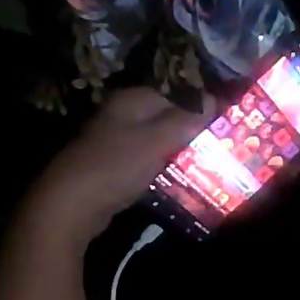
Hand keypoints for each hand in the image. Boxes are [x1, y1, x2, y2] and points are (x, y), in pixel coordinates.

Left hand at [21, 86, 209, 241]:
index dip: (204, 107)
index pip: (178, 94)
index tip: (228, 125)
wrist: (72, 204)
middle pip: (170, 118)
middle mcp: (123, 114)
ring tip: (210, 165)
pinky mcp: (116, 165)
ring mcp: (117, 140)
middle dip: (195, 132)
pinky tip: (181, 180)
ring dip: (182, 152)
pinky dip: (166, 168)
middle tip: (223, 148)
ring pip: (161, 141)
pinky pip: (150, 161)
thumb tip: (214, 98)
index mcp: (133, 100)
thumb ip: (187, 118)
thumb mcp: (158, 139)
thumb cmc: (117, 166)